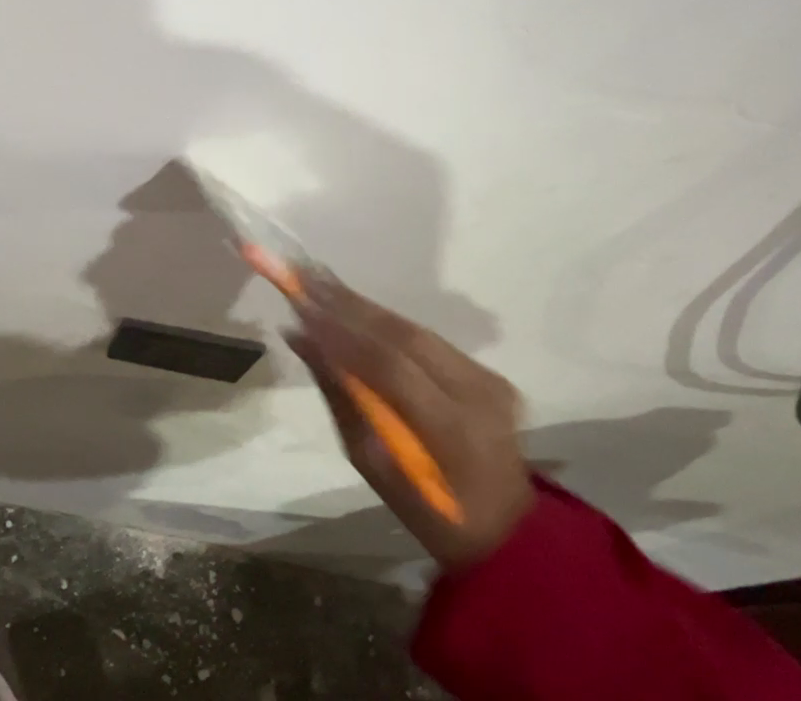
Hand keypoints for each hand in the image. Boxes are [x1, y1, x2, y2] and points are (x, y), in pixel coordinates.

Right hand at [286, 278, 533, 569]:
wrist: (503, 527)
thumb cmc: (425, 507)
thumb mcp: (371, 463)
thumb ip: (340, 396)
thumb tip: (301, 340)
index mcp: (451, 428)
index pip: (388, 364)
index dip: (340, 331)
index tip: (297, 303)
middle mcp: (477, 393)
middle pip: (403, 335)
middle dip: (347, 304)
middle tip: (302, 274)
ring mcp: (488, 379)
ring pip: (415, 330)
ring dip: (363, 305)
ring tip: (319, 279)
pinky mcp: (488, 373)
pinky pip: (427, 339)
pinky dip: (385, 322)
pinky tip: (354, 306)